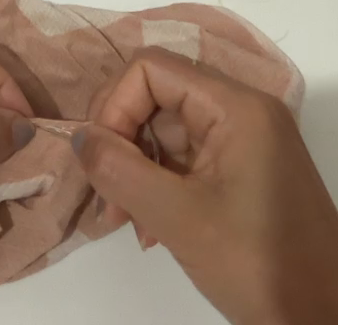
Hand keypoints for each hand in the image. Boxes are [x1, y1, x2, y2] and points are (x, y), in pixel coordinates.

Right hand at [71, 49, 337, 324]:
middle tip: (109, 197)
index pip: (151, 70)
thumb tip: (78, 137)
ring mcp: (247, 141)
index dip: (115, 106)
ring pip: (167, 128)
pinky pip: (187, 156)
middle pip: (157, 95)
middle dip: (123, 140)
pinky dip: (161, 183)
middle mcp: (243, 111)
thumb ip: (119, 169)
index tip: (101, 160)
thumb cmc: (260, 266)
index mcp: (236, 106)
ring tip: (129, 221)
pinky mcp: (247, 170)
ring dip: (138, 168)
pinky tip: (152, 228)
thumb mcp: (178, 218)